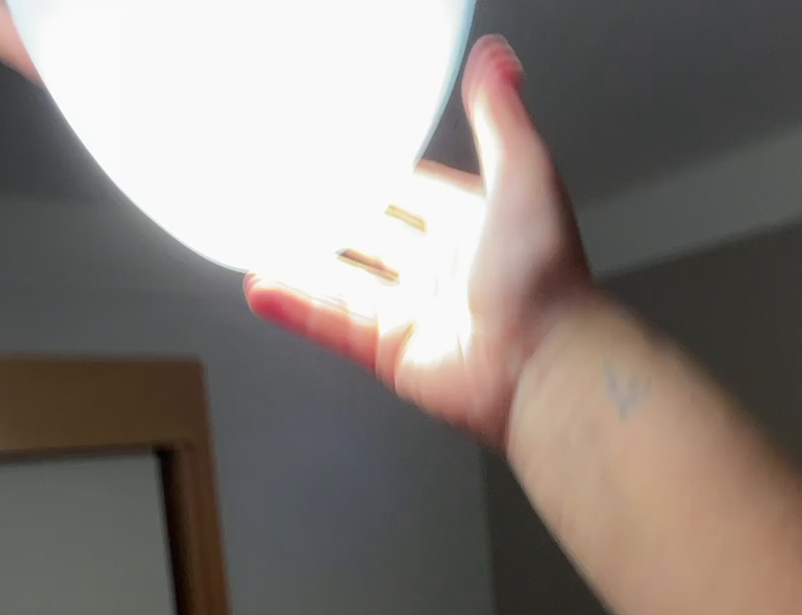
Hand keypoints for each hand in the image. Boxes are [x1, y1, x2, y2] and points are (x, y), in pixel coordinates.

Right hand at [245, 37, 596, 447]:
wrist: (539, 365)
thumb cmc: (543, 281)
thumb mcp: (524, 177)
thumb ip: (499, 122)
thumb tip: (492, 62)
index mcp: (467, 226)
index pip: (408, 191)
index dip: (371, 174)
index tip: (332, 157)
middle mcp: (437, 270)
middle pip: (368, 237)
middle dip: (328, 218)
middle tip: (282, 197)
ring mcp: (412, 313)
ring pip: (342, 282)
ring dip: (299, 265)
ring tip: (257, 243)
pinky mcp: (391, 352)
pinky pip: (334, 326)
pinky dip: (296, 310)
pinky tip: (263, 291)